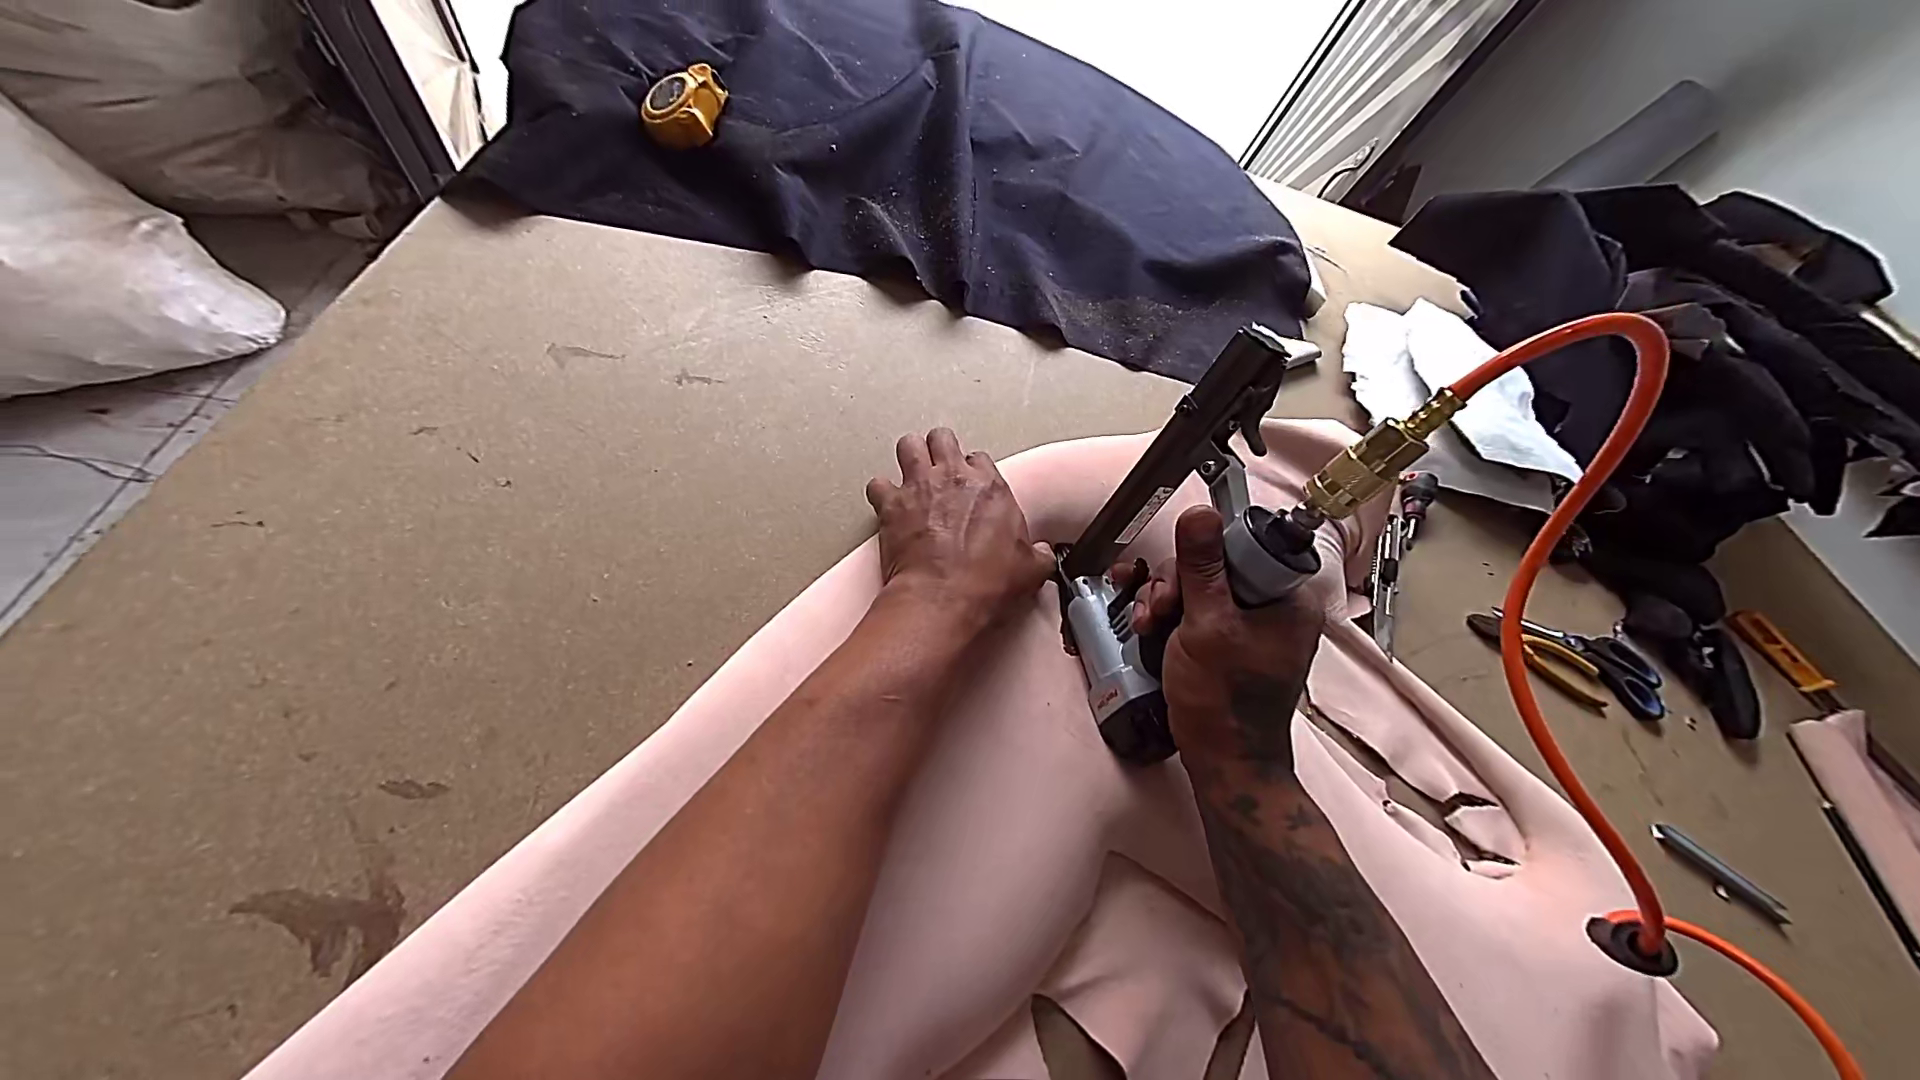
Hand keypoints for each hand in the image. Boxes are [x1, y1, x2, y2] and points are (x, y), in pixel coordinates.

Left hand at [867, 429, 1053, 630]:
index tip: (970, 485)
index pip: (979, 458)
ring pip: (908, 445)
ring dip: (909, 457)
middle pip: (942, 438)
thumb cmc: (983, 583)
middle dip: (938, 449)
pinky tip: (885, 504)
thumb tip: (1043, 554)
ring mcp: (919, 487)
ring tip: (910, 473)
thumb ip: (1039, 553)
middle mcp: (953, 477)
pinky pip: (877, 485)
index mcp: (989, 486)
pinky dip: (880, 494)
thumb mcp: (1031, 569)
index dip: (973, 471)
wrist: (944, 598)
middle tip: (937, 467)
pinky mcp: (891, 505)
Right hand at [1118, 506, 1322, 772]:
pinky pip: (1187, 608)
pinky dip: (1164, 614)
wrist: (1219, 758)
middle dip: (1176, 582)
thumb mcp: (1209, 627)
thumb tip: (1201, 514)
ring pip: (1193, 585)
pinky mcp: (1217, 637)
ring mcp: (1241, 623)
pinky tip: (1148, 627)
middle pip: (1212, 563)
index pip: (1248, 546)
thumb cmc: (1224, 702)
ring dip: (1162, 599)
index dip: (1209, 552)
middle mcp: (1267, 606)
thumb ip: (1202, 568)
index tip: (1184, 571)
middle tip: (1162, 609)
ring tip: (1149, 624)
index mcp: (1286, 599)